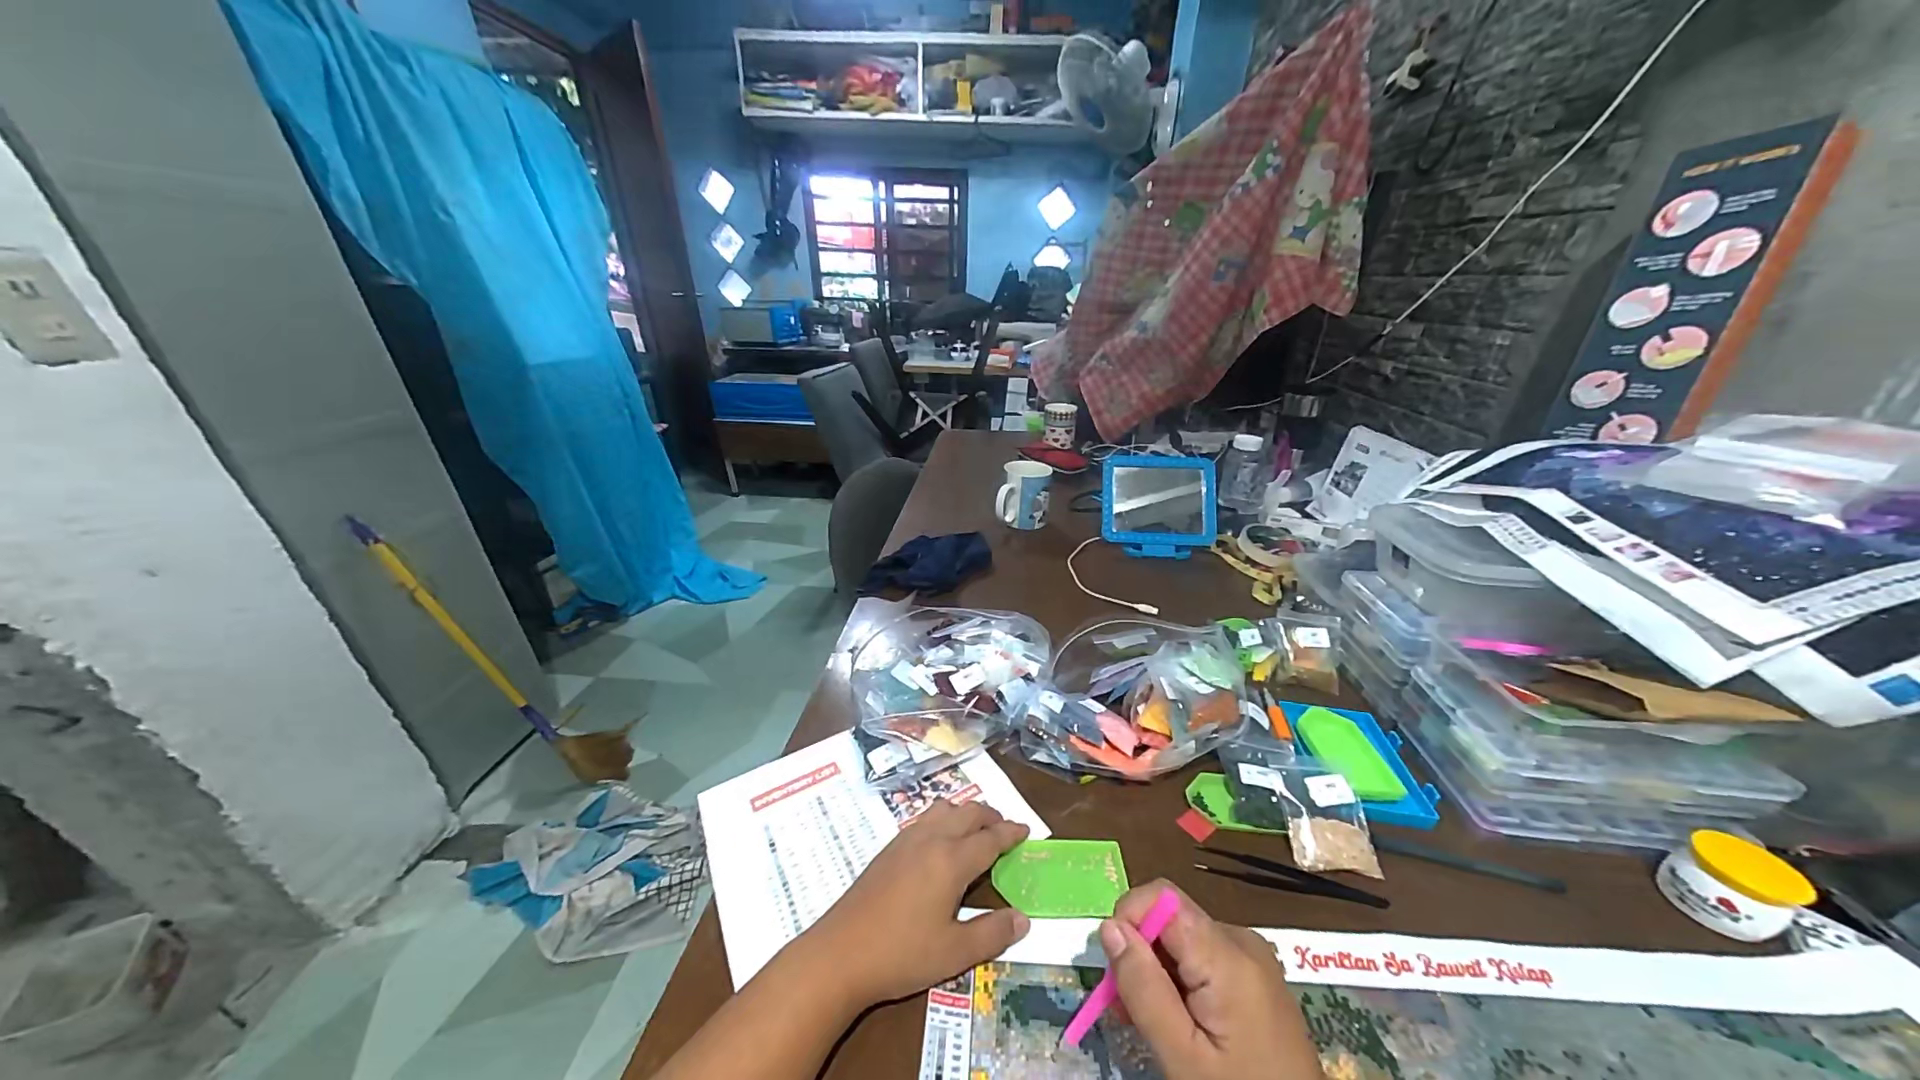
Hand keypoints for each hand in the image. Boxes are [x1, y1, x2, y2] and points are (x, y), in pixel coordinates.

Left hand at [798, 800, 1030, 1006]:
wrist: (839, 953)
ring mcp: (905, 841)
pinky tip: (940, 842)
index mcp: (951, 860)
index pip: (990, 838)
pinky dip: (943, 819)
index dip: (1011, 833)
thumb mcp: (955, 954)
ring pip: (943, 809)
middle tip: (1005, 829)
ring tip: (975, 831)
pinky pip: (924, 819)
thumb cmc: (901, 954)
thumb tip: (1023, 918)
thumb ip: (993, 933)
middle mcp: (930, 840)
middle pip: (967, 813)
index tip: (1027, 830)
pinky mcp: (888, 850)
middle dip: (991, 816)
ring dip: (965, 813)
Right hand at [1100, 881, 1323, 1079]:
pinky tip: (1177, 1024)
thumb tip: (1108, 925)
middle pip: (1168, 918)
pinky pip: (1200, 957)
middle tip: (1127, 1013)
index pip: (1160, 896)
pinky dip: (1177, 981)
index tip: (1117, 972)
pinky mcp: (1253, 975)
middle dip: (1138, 955)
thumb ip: (1144, 988)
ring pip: (1179, 939)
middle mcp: (1240, 940)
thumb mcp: (1183, 1058)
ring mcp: (1251, 957)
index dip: (1128, 920)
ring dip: (1154, 972)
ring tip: (1151, 1027)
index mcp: (1228, 954)